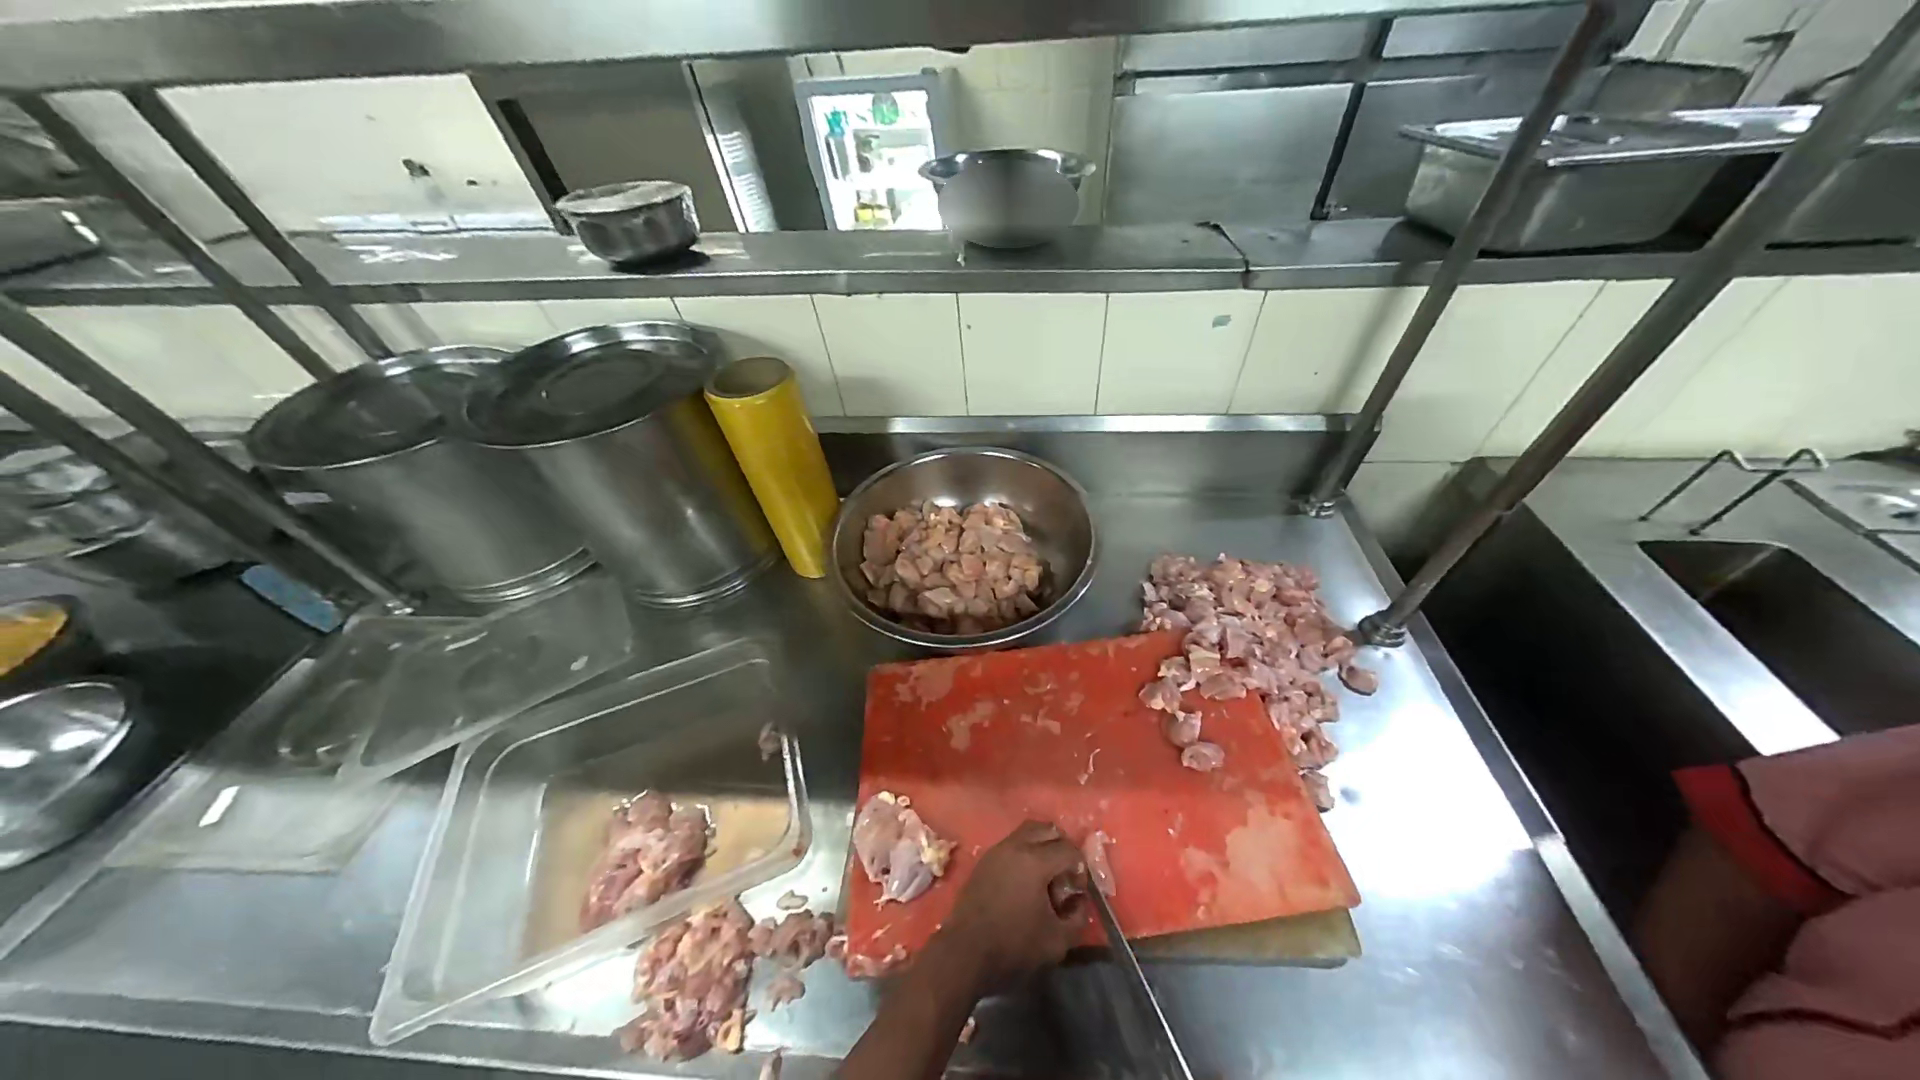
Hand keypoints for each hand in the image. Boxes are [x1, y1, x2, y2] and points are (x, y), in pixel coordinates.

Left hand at [929, 820, 1088, 994]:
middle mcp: (1015, 846)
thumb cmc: (1014, 946)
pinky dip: (1024, 852)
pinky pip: (1011, 843)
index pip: (1069, 849)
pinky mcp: (984, 860)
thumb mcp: (1058, 941)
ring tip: (1046, 876)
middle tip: (1065, 874)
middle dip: (1062, 847)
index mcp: (1035, 861)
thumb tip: (1079, 900)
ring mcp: (996, 850)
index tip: (1078, 890)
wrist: (966, 953)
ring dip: (1042, 846)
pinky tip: (1025, 882)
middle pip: (1047, 829)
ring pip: (1027, 832)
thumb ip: (1078, 917)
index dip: (1080, 868)